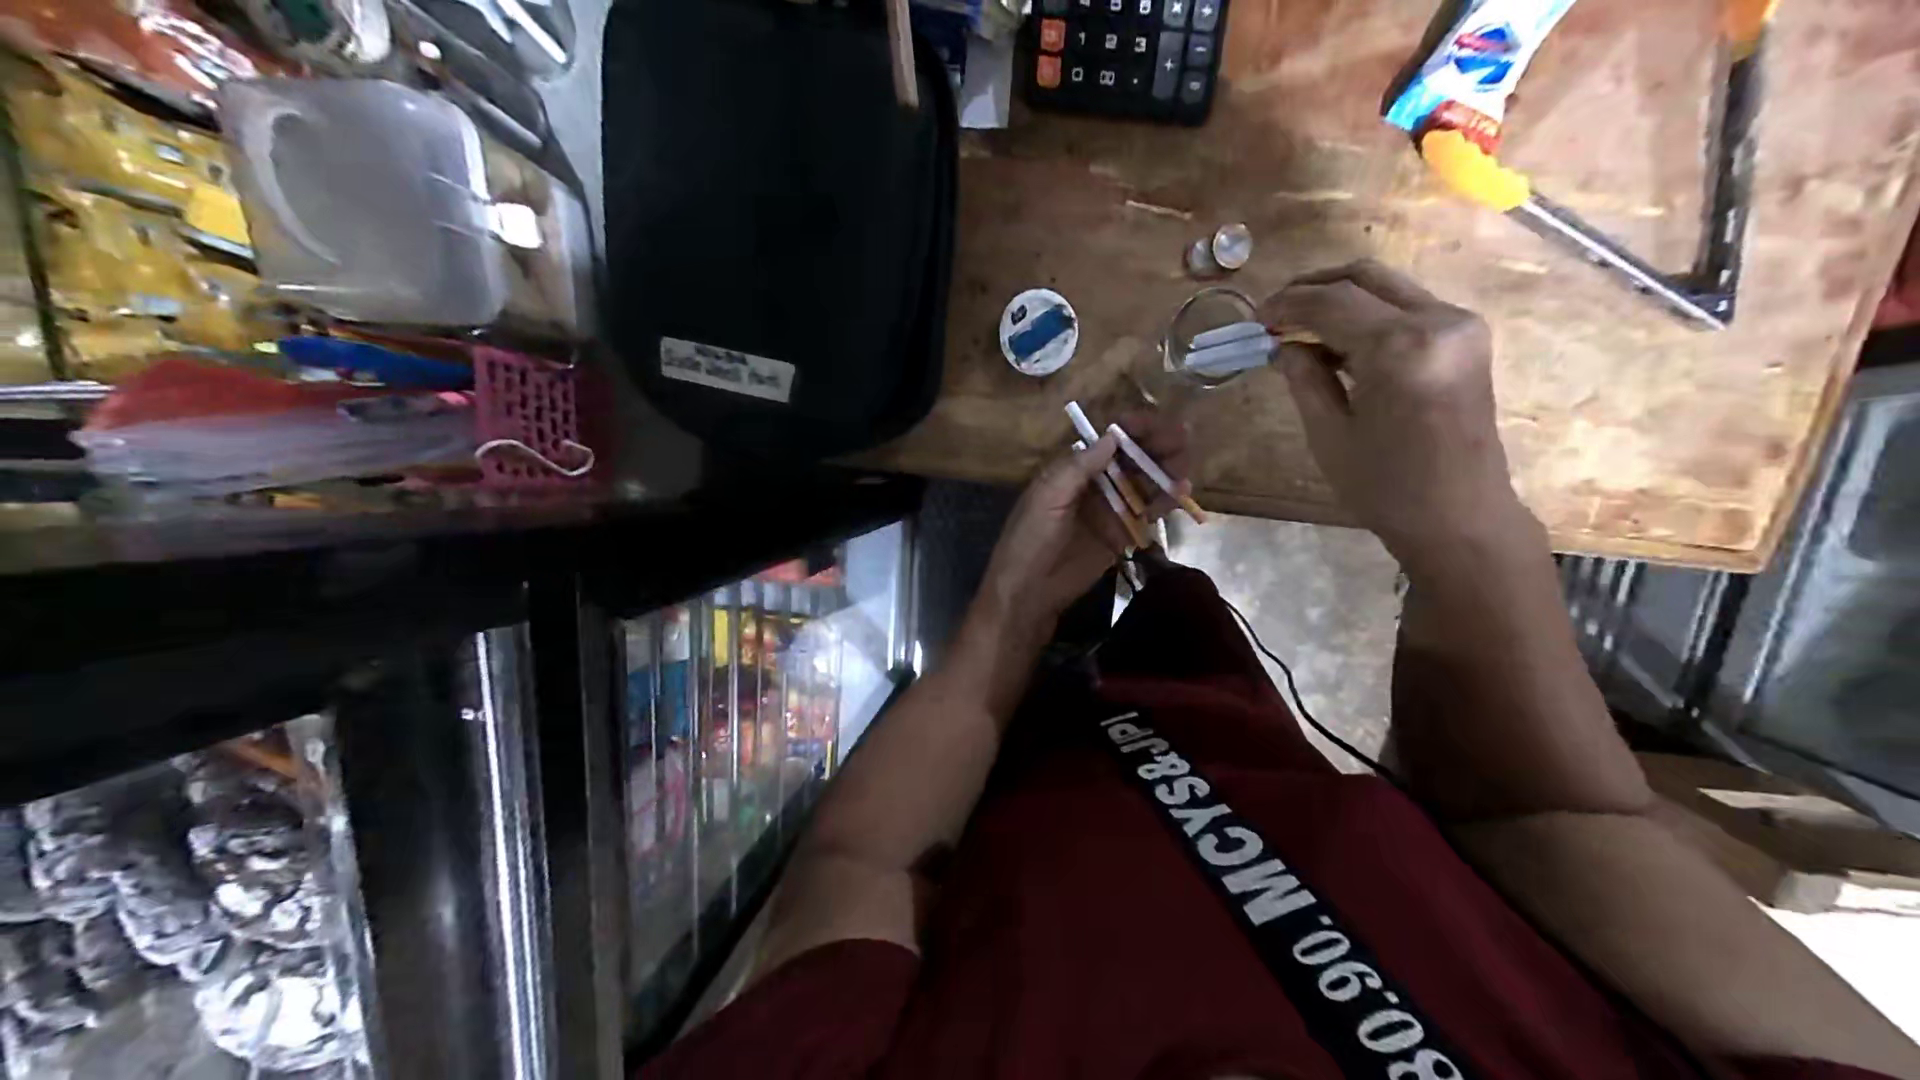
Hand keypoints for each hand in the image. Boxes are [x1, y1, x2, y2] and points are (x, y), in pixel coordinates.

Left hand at [974, 410, 1189, 635]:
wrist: (1029, 592)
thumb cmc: (1030, 540)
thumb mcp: (1048, 498)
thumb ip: (1078, 468)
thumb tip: (1112, 436)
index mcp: (1071, 470)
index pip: (1107, 440)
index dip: (1132, 429)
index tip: (1159, 424)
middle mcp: (1093, 484)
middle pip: (1130, 458)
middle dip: (1156, 446)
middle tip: (1183, 440)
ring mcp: (1108, 510)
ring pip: (1143, 483)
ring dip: (1165, 472)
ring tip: (1185, 467)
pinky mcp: (1120, 535)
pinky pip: (1146, 513)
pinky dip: (1163, 502)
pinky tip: (1179, 494)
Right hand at [1262, 259, 1534, 574]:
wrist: (1459, 516)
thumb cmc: (1385, 486)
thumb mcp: (1329, 433)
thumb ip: (1305, 378)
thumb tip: (1286, 345)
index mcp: (1401, 348)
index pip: (1332, 302)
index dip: (1286, 304)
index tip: (1254, 319)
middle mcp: (1438, 321)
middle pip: (1364, 277)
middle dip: (1311, 287)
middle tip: (1274, 313)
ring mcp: (1460, 326)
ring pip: (1387, 286)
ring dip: (1338, 298)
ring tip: (1298, 328)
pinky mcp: (1466, 338)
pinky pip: (1406, 307)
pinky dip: (1366, 314)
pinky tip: (1336, 342)